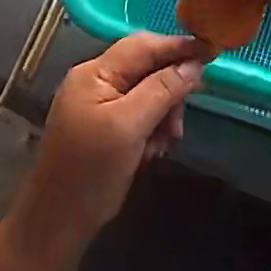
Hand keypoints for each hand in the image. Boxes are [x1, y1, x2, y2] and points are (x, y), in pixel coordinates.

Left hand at [6, 33, 213, 254]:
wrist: (57, 224)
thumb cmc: (89, 172)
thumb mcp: (129, 127)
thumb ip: (163, 89)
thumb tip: (195, 64)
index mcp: (95, 74)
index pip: (145, 45)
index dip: (180, 46)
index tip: (214, 50)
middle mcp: (98, 82)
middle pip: (150, 68)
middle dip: (172, 90)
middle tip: (180, 119)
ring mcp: (102, 105)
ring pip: (152, 93)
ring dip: (166, 115)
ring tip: (166, 143)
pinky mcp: (109, 127)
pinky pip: (144, 114)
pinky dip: (155, 129)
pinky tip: (154, 151)